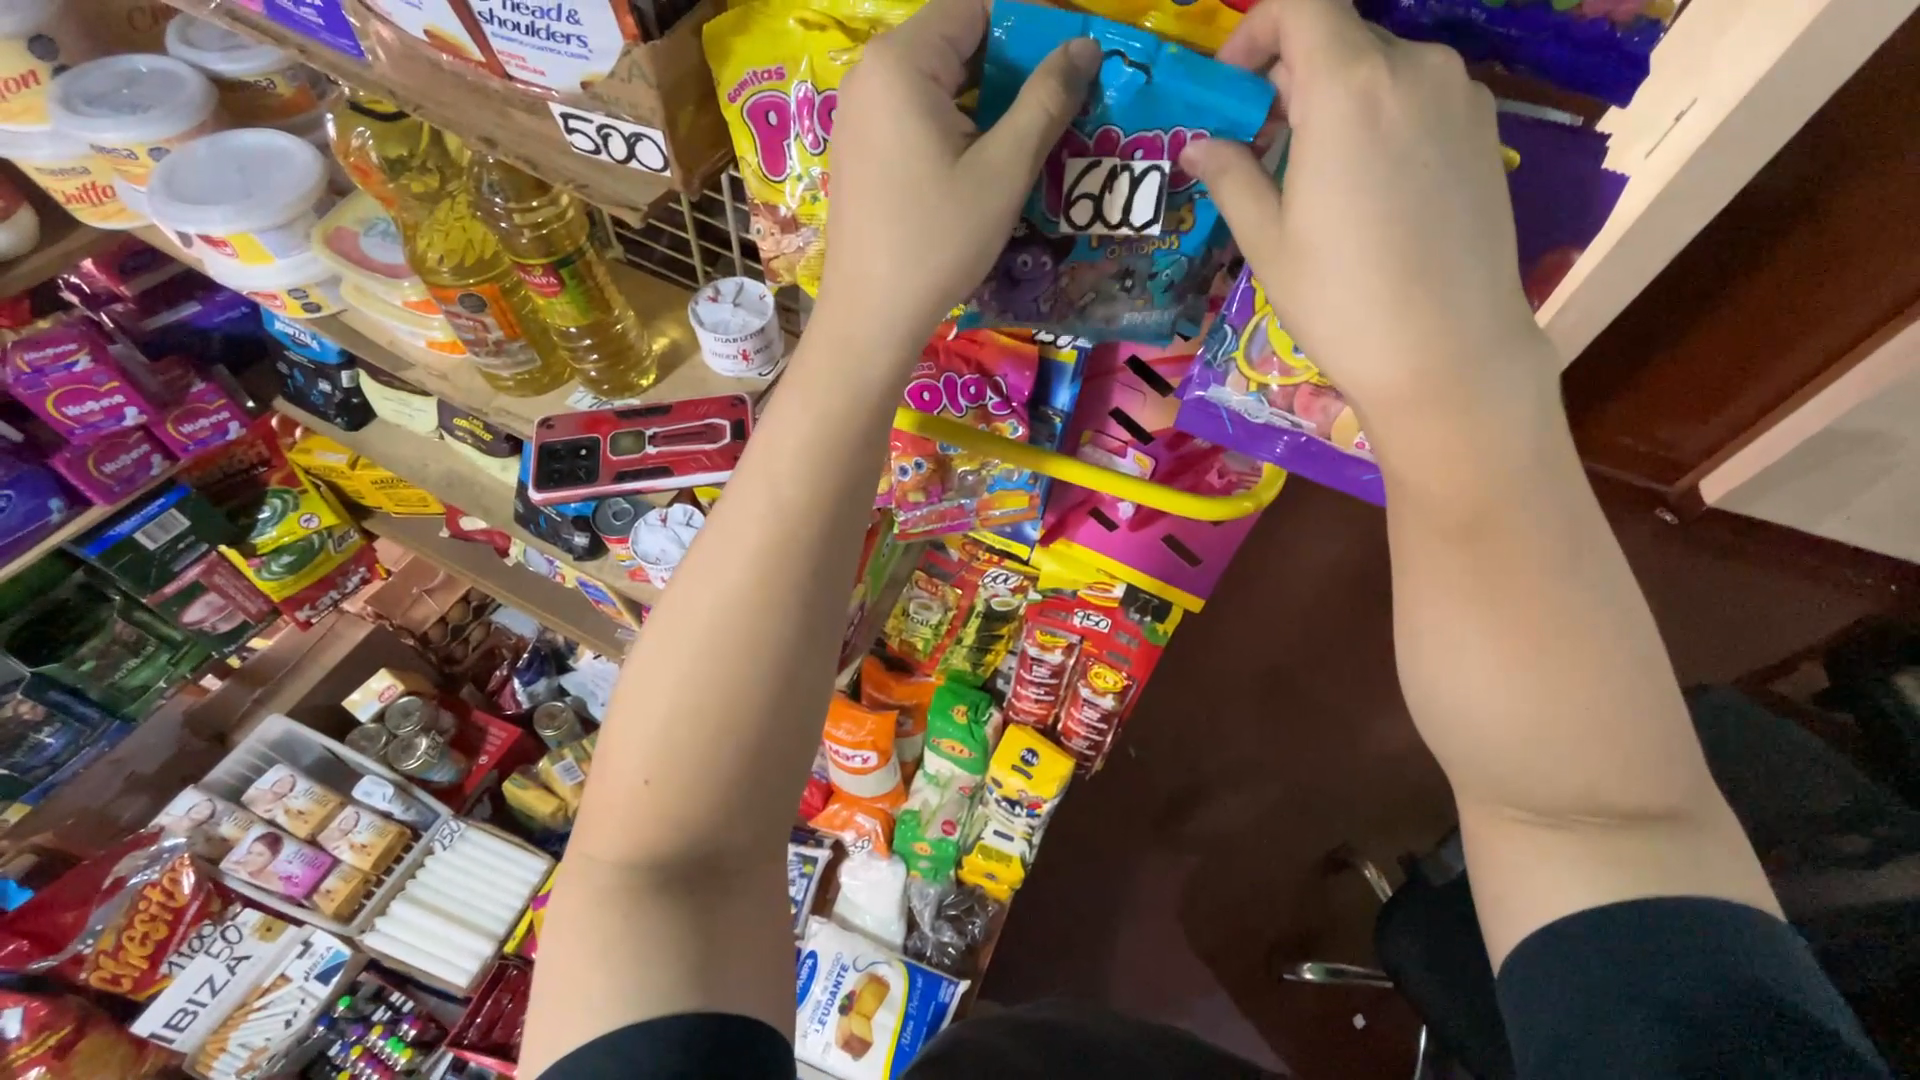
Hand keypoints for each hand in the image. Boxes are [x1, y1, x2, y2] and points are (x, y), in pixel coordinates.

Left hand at [818, 0, 1098, 349]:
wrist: (871, 315)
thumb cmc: (937, 241)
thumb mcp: (1003, 170)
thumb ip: (1046, 100)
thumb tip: (1085, 46)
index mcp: (901, 62)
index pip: (975, 7)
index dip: (1029, 24)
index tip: (1072, 58)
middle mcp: (870, 75)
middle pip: (955, 42)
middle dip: (1012, 66)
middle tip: (1063, 101)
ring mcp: (859, 116)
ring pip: (938, 84)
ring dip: (989, 101)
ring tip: (1035, 134)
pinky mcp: (861, 152)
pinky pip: (917, 117)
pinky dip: (958, 127)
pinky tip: (989, 162)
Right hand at [1180, 0, 1556, 443]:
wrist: (1447, 352)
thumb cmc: (1340, 298)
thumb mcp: (1267, 239)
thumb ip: (1231, 175)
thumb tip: (1199, 144)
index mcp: (1351, 86)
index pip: (1302, 3)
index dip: (1255, 29)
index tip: (1231, 85)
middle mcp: (1415, 68)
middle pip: (1338, 37)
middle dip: (1287, 77)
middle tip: (1256, 144)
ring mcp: (1460, 96)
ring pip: (1379, 69)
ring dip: (1332, 100)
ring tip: (1307, 175)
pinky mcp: (1484, 131)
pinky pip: (1416, 98)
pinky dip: (1376, 119)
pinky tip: (1361, 189)